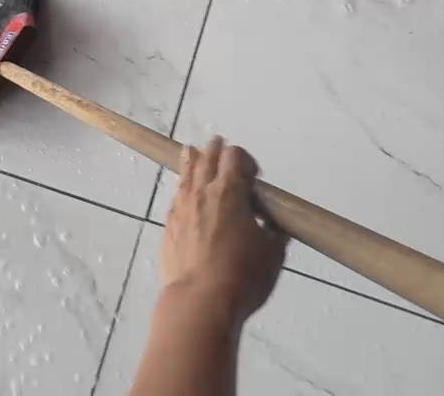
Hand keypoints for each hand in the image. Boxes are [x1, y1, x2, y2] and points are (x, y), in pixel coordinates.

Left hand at [158, 136, 286, 325]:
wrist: (199, 301)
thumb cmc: (242, 275)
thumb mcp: (273, 253)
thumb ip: (273, 232)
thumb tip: (272, 226)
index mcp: (230, 191)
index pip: (234, 156)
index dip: (244, 159)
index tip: (252, 174)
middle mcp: (203, 192)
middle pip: (206, 158)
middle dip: (215, 149)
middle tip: (217, 142)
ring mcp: (182, 208)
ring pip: (186, 174)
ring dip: (191, 159)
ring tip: (190, 150)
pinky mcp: (169, 226)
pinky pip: (176, 197)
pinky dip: (181, 187)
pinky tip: (181, 190)